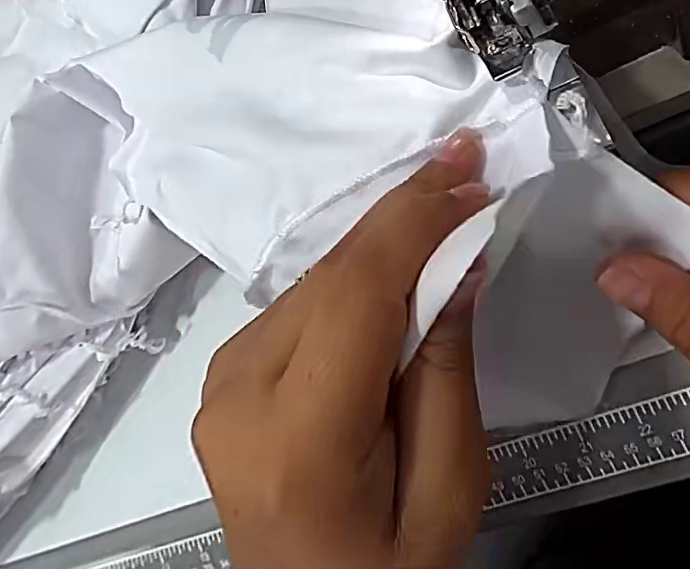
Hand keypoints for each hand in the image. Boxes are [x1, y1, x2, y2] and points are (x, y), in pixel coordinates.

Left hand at [194, 130, 492, 568]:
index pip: (357, 291)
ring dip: (386, 237)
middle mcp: (239, 393)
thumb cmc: (388, 564)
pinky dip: (360, 267)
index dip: (416, 221)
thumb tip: (457, 263)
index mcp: (296, 437)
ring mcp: (222, 376)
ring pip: (321, 275)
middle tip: (460, 162)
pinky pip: (308, 295)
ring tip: (442, 201)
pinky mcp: (228, 366)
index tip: (466, 175)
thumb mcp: (448, 488)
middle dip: (407, 213)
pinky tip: (399, 253)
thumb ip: (448, 369)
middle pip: (335, 273)